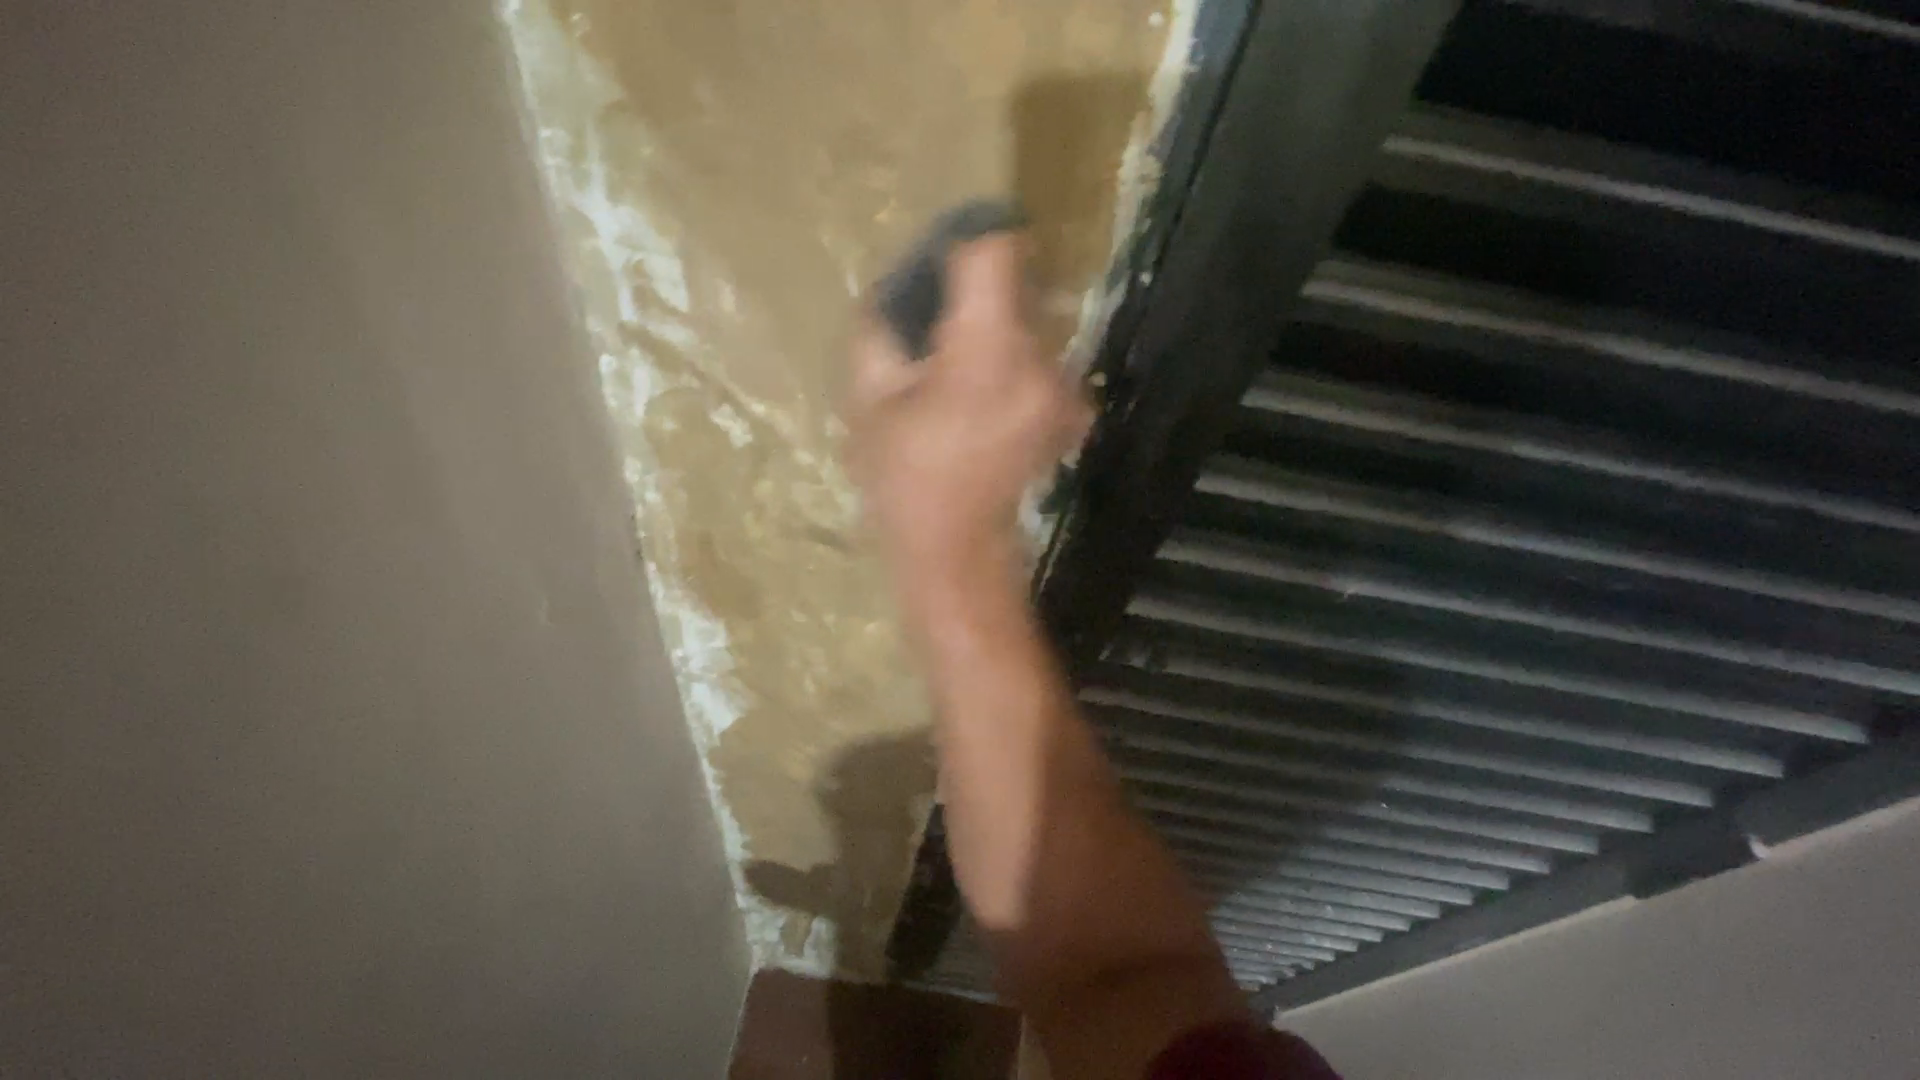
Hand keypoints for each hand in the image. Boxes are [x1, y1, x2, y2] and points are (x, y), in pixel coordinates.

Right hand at [845, 234, 1091, 593]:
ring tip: (958, 382)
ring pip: (1030, 329)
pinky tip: (987, 407)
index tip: (943, 261)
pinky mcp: (1074, 413)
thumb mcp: (869, 401)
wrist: (956, 551)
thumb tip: (896, 294)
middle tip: (936, 337)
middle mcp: (1041, 359)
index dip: (968, 244)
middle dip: (975, 300)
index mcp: (987, 349)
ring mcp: (1066, 388)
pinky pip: (1042, 366)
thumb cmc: (904, 479)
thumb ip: (881, 331)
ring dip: (996, 338)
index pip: (997, 251)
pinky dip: (1015, 371)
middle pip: (1015, 290)